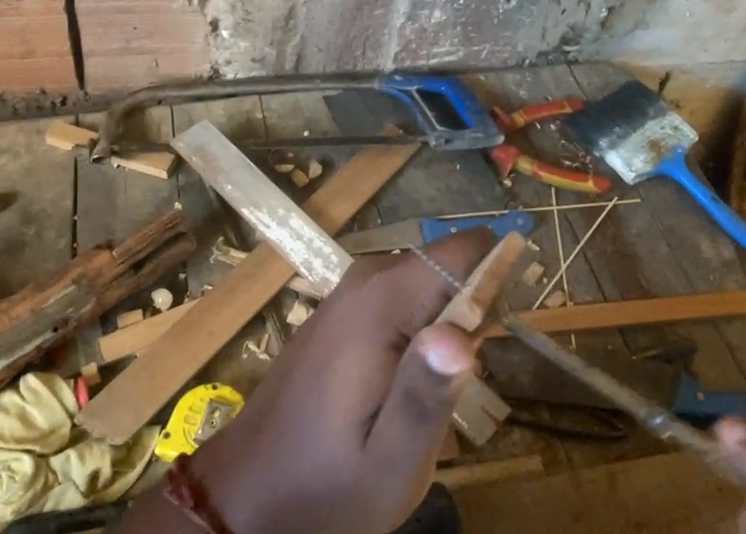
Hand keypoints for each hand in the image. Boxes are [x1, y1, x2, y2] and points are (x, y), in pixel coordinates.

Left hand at [118, 229, 496, 533]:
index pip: (464, 250)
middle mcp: (366, 280)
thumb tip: (462, 334)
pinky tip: (406, 390)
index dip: (496, 285)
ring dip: (450, 330)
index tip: (498, 344)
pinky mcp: (344, 312)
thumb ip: (426, 395)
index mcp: (380, 303)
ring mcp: (351, 293)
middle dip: (473, 315)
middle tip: (466, 387)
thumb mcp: (390, 463)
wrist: (247, 494)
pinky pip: (405, 301)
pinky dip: (422, 334)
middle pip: (450, 266)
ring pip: (430, 285)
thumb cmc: (323, 487)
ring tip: (436, 396)